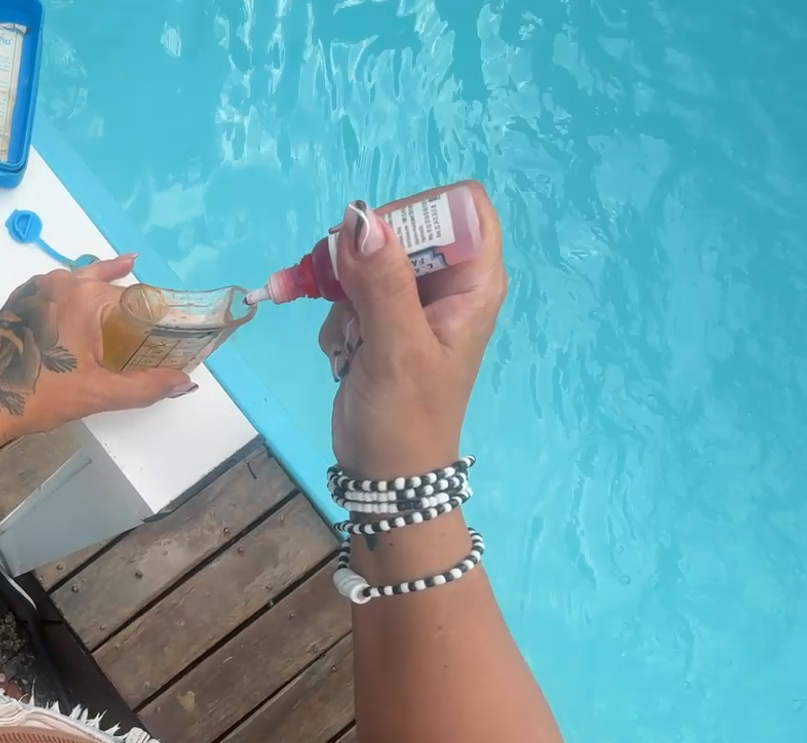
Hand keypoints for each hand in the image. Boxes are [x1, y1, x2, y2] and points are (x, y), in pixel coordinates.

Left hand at [0, 255, 193, 439]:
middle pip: (109, 286)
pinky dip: (76, 291)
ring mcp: (36, 289)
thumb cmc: (38, 397)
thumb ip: (145, 386)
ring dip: (104, 285)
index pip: (136, 301)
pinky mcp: (19, 301)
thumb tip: (184, 381)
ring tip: (129, 272)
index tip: (172, 332)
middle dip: (131, 303)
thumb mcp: (98, 394)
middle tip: (151, 321)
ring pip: (81, 281)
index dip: (157, 319)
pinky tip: (84, 294)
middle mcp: (62, 282)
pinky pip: (58, 288)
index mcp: (86, 297)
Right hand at [321, 183, 506, 478]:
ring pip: (364, 267)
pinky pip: (346, 299)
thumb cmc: (406, 416)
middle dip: (360, 261)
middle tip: (333, 290)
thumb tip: (358, 218)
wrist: (385, 471)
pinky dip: (334, 322)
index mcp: (473, 282)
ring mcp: (407, 306)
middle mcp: (444, 286)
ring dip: (340, 298)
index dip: (415, 215)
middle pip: (401, 233)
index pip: (458, 208)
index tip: (372, 247)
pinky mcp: (376, 326)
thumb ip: (381, 283)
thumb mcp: (396, 349)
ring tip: (346, 341)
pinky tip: (341, 355)